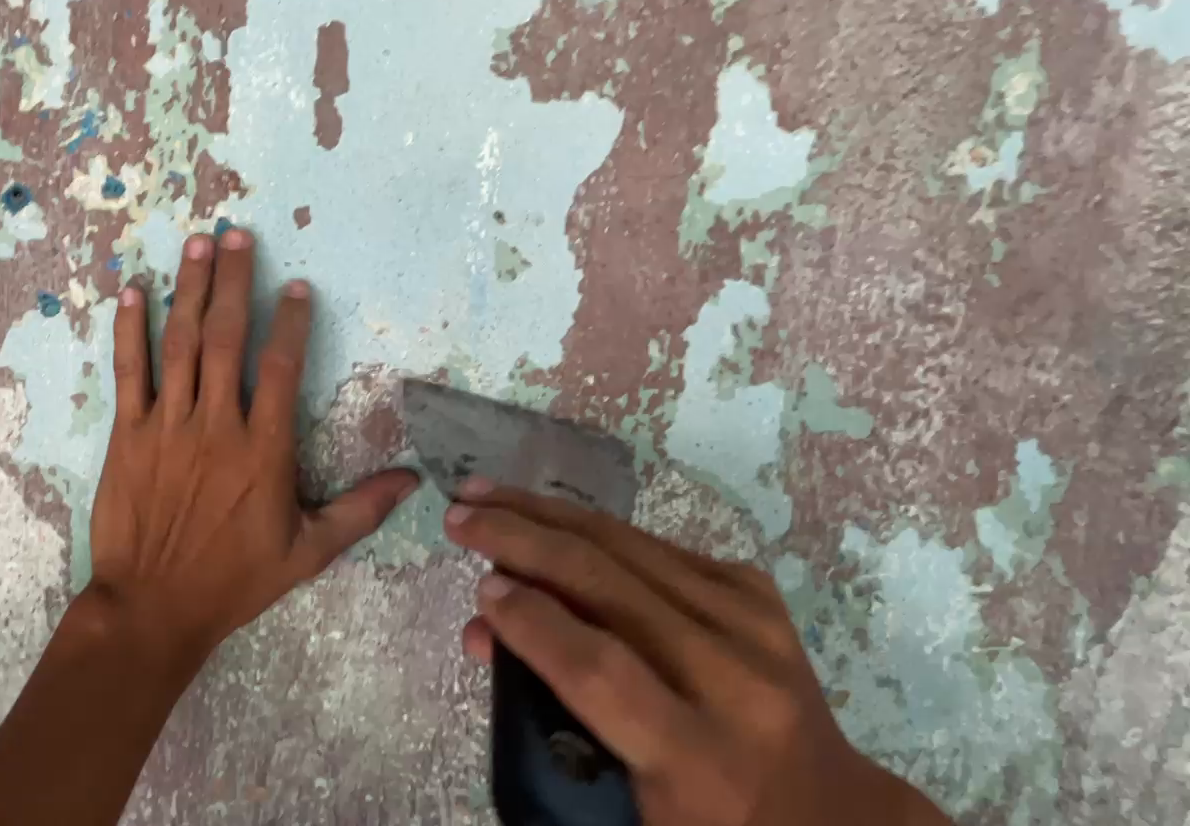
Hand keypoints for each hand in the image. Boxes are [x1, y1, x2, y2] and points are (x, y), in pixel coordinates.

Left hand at [85, 229, 419, 665]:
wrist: (152, 607)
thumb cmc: (234, 579)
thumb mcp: (308, 554)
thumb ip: (360, 511)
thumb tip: (414, 480)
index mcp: (263, 449)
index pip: (281, 368)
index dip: (290, 322)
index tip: (294, 286)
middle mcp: (216, 424)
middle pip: (226, 337)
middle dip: (233, 281)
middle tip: (237, 235)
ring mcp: (167, 425)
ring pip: (179, 343)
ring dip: (189, 289)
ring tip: (197, 245)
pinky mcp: (127, 433)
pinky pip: (129, 372)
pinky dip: (129, 329)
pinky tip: (132, 291)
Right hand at [445, 481, 951, 825]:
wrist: (830, 809)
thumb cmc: (707, 822)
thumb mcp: (623, 802)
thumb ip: (547, 718)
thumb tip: (483, 631)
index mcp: (703, 760)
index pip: (600, 669)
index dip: (531, 621)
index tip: (478, 589)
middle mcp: (735, 681)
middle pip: (610, 585)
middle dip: (521, 541)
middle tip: (458, 517)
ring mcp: (752, 626)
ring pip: (626, 545)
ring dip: (544, 513)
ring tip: (486, 494)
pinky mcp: (755, 593)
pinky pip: (651, 544)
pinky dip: (590, 527)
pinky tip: (547, 514)